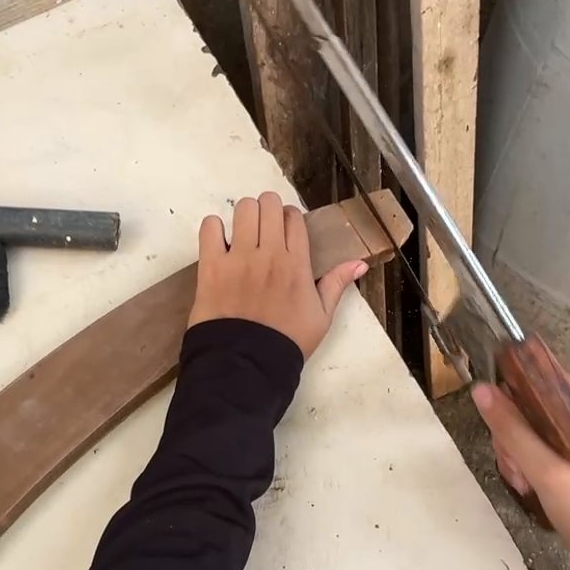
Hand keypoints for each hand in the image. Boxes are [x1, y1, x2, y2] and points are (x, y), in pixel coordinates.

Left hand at [188, 192, 366, 358]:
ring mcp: (239, 258)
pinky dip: (214, 228)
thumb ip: (337, 284)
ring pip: (242, 210)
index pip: (294, 218)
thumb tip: (360, 263)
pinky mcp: (211, 266)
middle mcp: (269, 254)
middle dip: (267, 210)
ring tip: (242, 233)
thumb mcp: (321, 317)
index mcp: (297, 264)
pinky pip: (210, 228)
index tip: (285, 230)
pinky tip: (219, 241)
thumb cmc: (287, 341)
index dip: (289, 218)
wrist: (248, 364)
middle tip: (263, 227)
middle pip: (268, 205)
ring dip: (243, 216)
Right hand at [472, 378, 569, 569]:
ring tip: (521, 480)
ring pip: (532, 427)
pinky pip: (541, 446)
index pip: (543, 377)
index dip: (514, 393)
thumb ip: (512, 429)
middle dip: (513, 433)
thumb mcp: (547, 470)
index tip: (499, 422)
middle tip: (513, 464)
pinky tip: (526, 485)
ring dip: (516, 452)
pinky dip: (527, 463)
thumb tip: (480, 389)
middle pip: (533, 404)